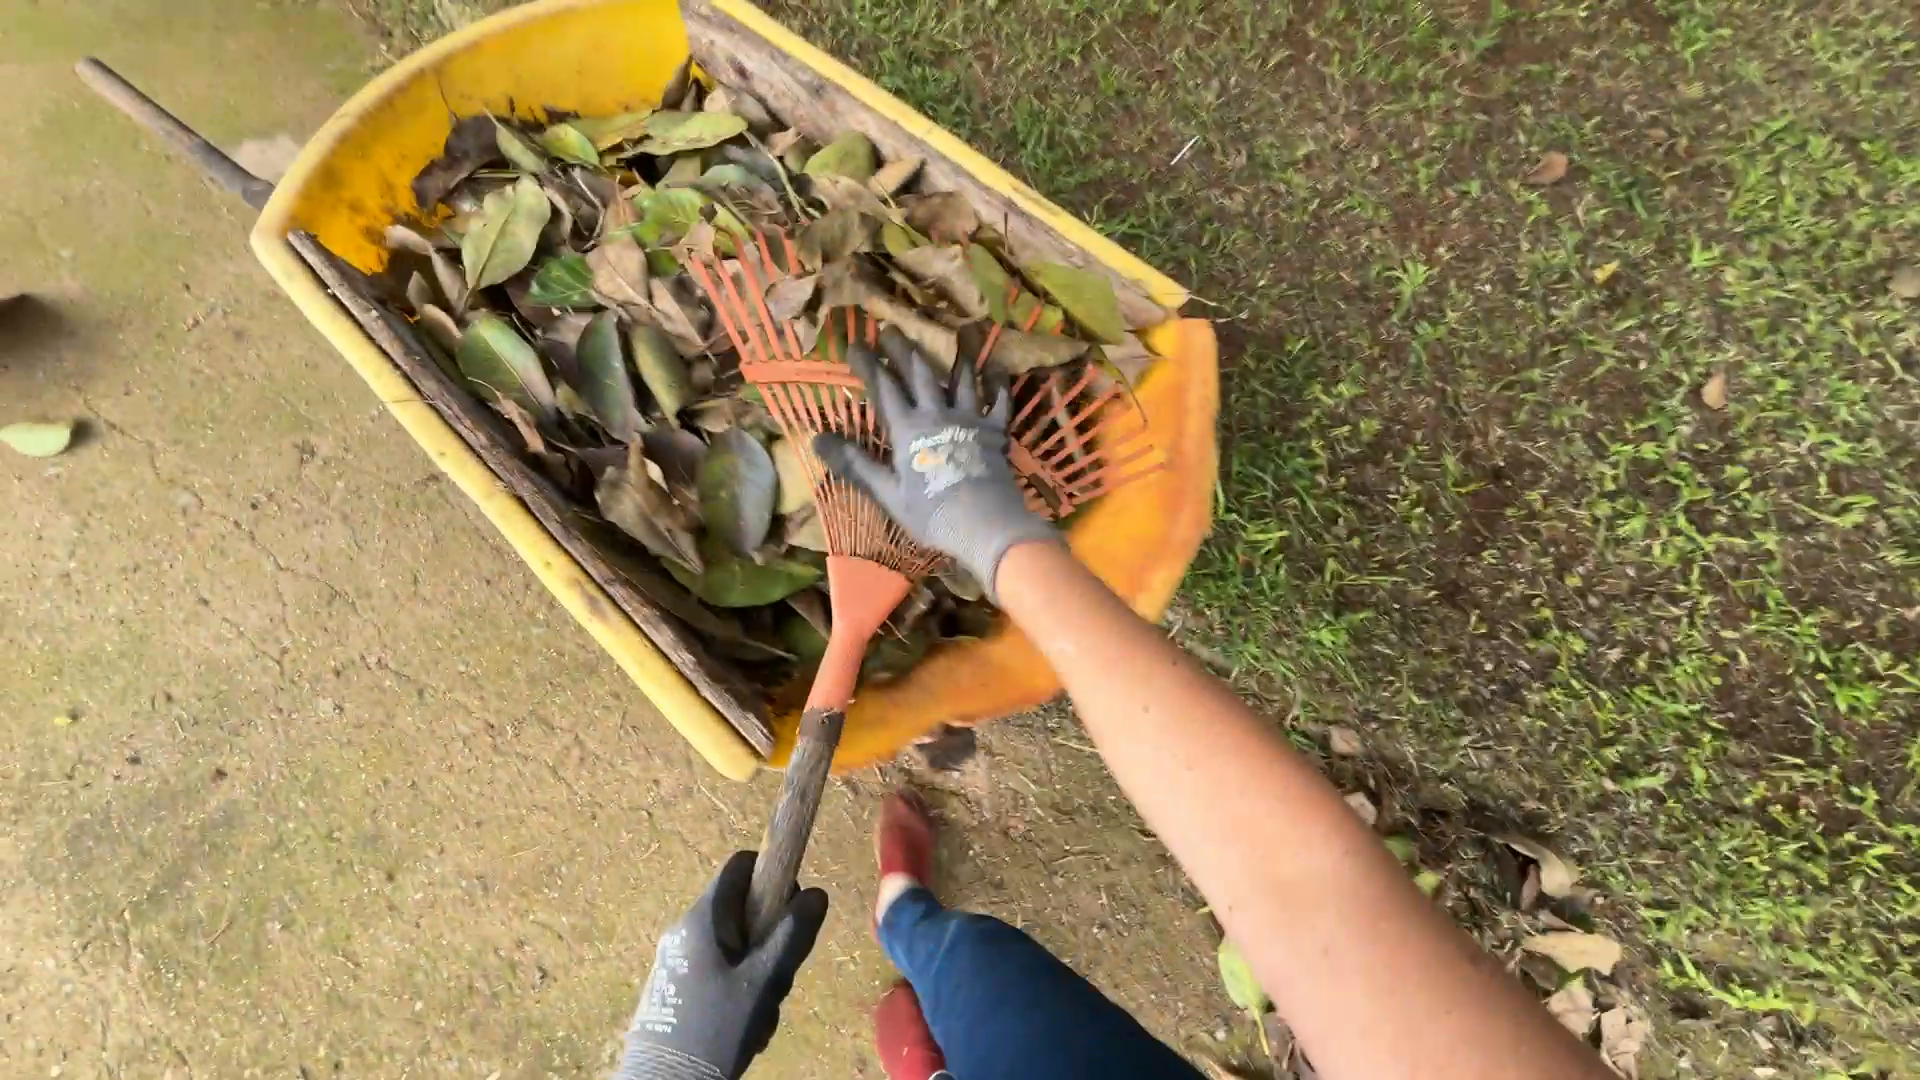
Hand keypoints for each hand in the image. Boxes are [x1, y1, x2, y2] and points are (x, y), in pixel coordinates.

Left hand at [615, 852, 828, 1079]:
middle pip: (740, 909)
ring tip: (761, 1012)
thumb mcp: (763, 984)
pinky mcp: (671, 992)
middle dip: (769, 937)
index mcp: (701, 919)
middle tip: (779, 976)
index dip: (771, 874)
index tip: (789, 907)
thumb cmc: (713, 1030)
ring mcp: (674, 963)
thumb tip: (816, 894)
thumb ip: (791, 936)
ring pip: (732, 946)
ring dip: (756, 971)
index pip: (740, 866)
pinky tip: (744, 1025)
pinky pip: (715, 972)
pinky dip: (736, 989)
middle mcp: (683, 932)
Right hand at [814, 329, 1058, 599]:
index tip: (854, 343)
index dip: (868, 364)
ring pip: (961, 379)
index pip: (883, 387)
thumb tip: (816, 440)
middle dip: (903, 349)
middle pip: (919, 373)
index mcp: (908, 428)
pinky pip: (999, 400)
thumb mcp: (887, 492)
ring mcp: (970, 419)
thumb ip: (855, 464)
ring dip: (954, 357)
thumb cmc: (931, 512)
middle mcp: (938, 414)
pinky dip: (998, 383)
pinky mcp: (996, 431)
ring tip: (953, 336)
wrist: (984, 523)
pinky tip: (998, 368)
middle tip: (892, 328)